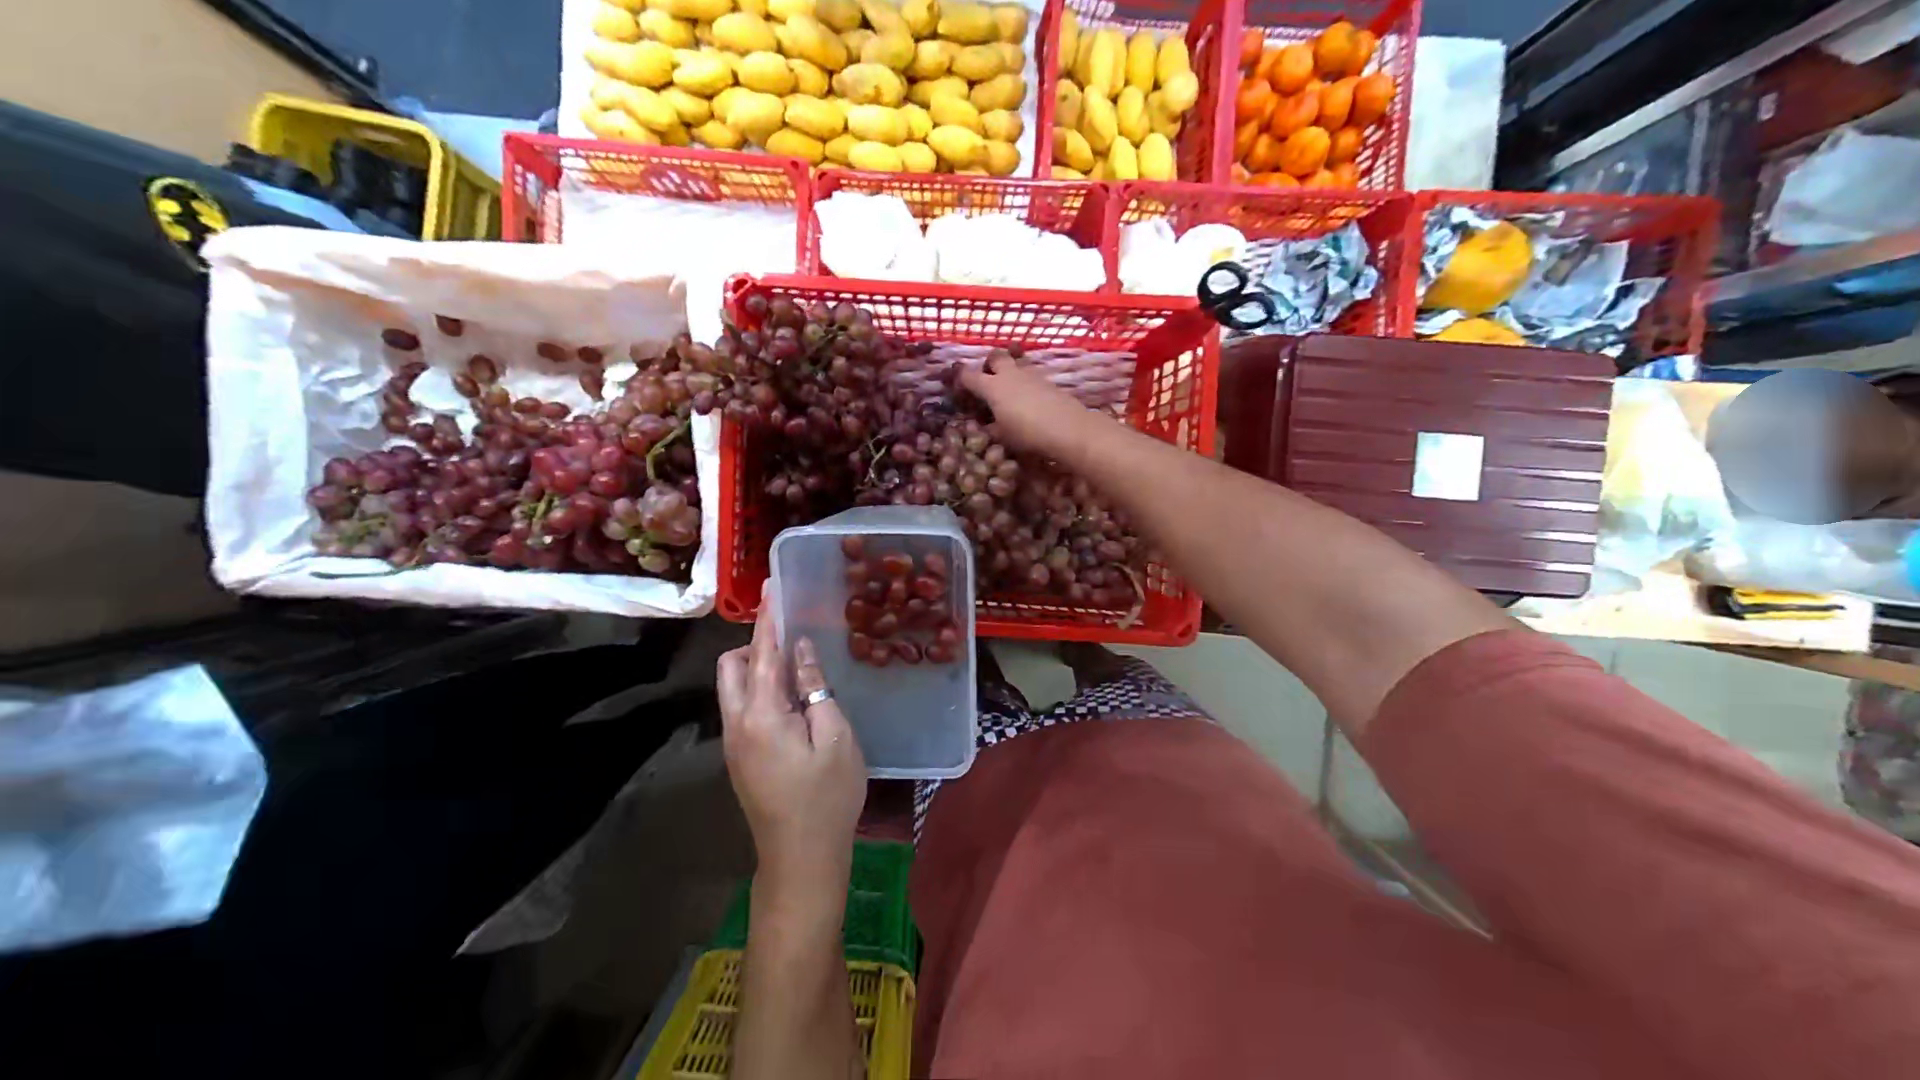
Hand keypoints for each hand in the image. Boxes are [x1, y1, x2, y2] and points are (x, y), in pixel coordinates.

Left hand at [717, 601, 866, 884]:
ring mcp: (734, 743)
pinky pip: (742, 708)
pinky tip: (793, 701)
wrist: (801, 857)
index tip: (771, 586)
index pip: (762, 652)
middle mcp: (736, 723)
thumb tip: (800, 650)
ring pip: (733, 688)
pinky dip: (760, 691)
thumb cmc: (828, 796)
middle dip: (756, 644)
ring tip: (798, 670)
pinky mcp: (740, 758)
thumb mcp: (836, 736)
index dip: (769, 617)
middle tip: (792, 637)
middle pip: (732, 666)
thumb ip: (816, 688)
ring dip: (757, 668)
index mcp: (760, 714)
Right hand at [960, 351, 1097, 455]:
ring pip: (1016, 362)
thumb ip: (991, 426)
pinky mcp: (1048, 381)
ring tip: (1010, 390)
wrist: (1067, 428)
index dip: (958, 377)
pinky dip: (1025, 382)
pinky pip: (1031, 375)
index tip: (955, 383)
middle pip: (995, 356)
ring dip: (1010, 370)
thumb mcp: (1002, 435)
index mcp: (992, 387)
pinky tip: (1028, 398)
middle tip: (988, 379)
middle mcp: (1010, 374)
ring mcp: (1031, 375)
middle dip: (989, 364)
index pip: (968, 375)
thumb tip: (986, 423)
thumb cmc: (1027, 434)